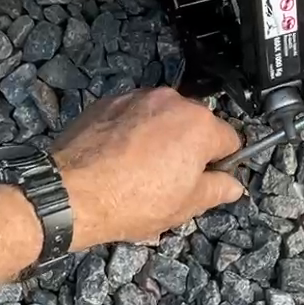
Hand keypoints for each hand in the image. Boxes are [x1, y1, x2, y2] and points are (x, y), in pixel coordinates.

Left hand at [52, 88, 244, 248]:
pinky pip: (134, 115)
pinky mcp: (109, 102)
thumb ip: (216, 190)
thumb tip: (231, 185)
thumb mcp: (185, 206)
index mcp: (199, 126)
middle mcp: (171, 102)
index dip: (222, 163)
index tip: (209, 178)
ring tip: (142, 171)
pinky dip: (133, 132)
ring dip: (161, 138)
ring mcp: (138, 98)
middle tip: (173, 180)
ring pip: (163, 118)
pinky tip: (122, 159)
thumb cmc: (129, 200)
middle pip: (196, 124)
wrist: (71, 193)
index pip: (230, 140)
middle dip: (190, 148)